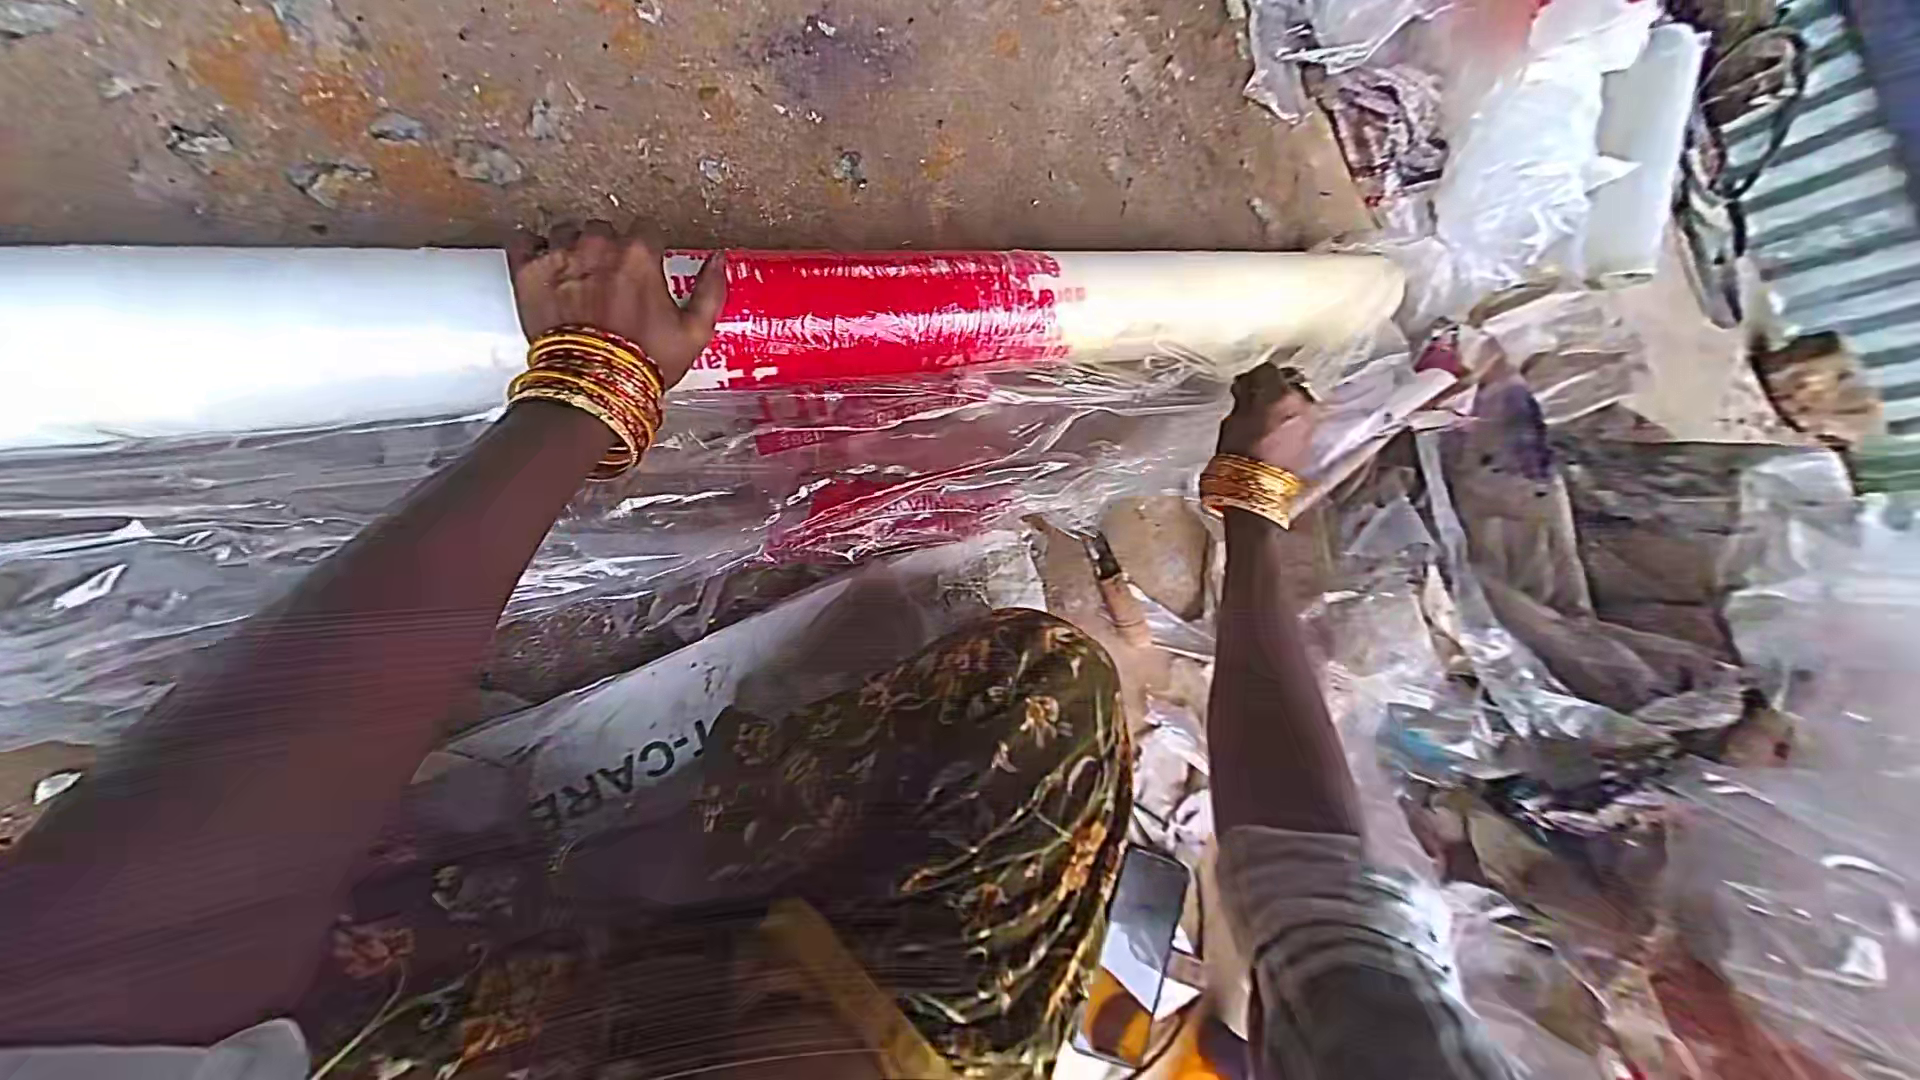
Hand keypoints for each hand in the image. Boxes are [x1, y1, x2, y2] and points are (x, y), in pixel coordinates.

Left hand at [509, 221, 728, 388]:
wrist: (597, 382)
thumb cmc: (648, 358)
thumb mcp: (695, 331)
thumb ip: (711, 290)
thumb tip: (719, 259)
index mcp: (640, 255)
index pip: (649, 231)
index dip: (652, 251)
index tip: (651, 269)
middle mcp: (598, 246)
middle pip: (605, 230)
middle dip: (612, 250)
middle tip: (616, 280)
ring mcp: (559, 255)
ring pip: (567, 232)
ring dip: (576, 248)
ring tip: (583, 277)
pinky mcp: (528, 270)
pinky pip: (525, 240)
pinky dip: (536, 248)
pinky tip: (549, 267)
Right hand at [1216, 363, 1317, 473]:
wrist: (1259, 489)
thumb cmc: (1240, 456)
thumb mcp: (1232, 423)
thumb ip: (1243, 400)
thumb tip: (1246, 387)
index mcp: (1277, 394)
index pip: (1266, 370)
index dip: (1252, 377)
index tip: (1242, 386)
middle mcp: (1300, 400)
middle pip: (1287, 380)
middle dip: (1271, 386)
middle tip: (1254, 398)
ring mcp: (1310, 417)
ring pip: (1296, 396)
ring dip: (1282, 400)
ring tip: (1265, 414)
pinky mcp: (1312, 432)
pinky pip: (1300, 413)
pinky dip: (1289, 414)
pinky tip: (1275, 426)